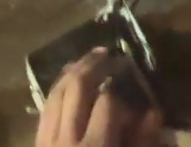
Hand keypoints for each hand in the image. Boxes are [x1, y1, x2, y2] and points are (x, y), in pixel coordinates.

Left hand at [36, 48, 163, 146]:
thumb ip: (143, 143)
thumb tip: (153, 112)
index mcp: (94, 146)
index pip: (108, 101)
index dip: (122, 92)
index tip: (133, 95)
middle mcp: (65, 138)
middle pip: (77, 86)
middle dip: (94, 64)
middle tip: (110, 54)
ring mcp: (46, 141)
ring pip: (56, 91)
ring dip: (73, 70)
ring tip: (90, 59)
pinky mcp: (36, 144)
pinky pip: (45, 108)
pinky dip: (58, 89)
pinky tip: (70, 81)